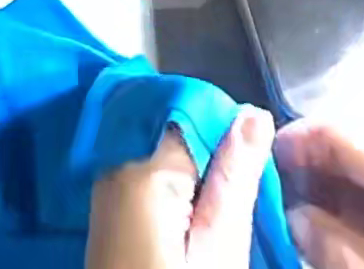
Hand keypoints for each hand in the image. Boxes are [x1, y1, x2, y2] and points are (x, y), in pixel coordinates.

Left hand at [87, 106, 275, 268]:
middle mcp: (117, 168)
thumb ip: (235, 178)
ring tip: (223, 208)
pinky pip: (153, 174)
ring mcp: (110, 194)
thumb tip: (254, 113)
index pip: (194, 109)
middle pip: (178, 126)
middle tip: (241, 190)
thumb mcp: (219, 255)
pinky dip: (182, 186)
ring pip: (168, 149)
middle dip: (216, 145)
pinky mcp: (113, 217)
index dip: (229, 124)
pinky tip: (199, 217)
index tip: (253, 158)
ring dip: (201, 167)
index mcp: (142, 168)